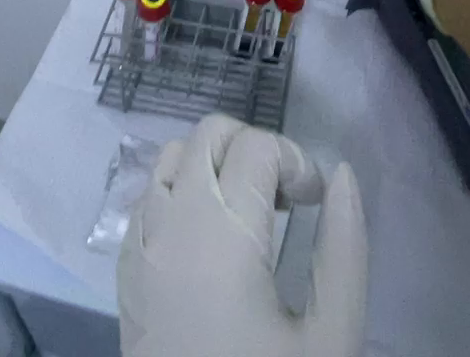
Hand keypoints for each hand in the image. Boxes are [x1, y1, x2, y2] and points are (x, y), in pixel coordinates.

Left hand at [119, 114, 366, 356]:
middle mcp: (170, 228)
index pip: (256, 148)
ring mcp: (139, 248)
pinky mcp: (124, 272)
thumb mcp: (332, 336)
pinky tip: (211, 238)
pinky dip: (182, 192)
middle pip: (209, 133)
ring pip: (173, 157)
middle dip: (255, 149)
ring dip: (216, 166)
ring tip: (250, 214)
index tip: (315, 204)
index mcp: (222, 239)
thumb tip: (341, 174)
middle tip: (286, 202)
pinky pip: (149, 198)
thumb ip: (345, 246)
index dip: (296, 162)